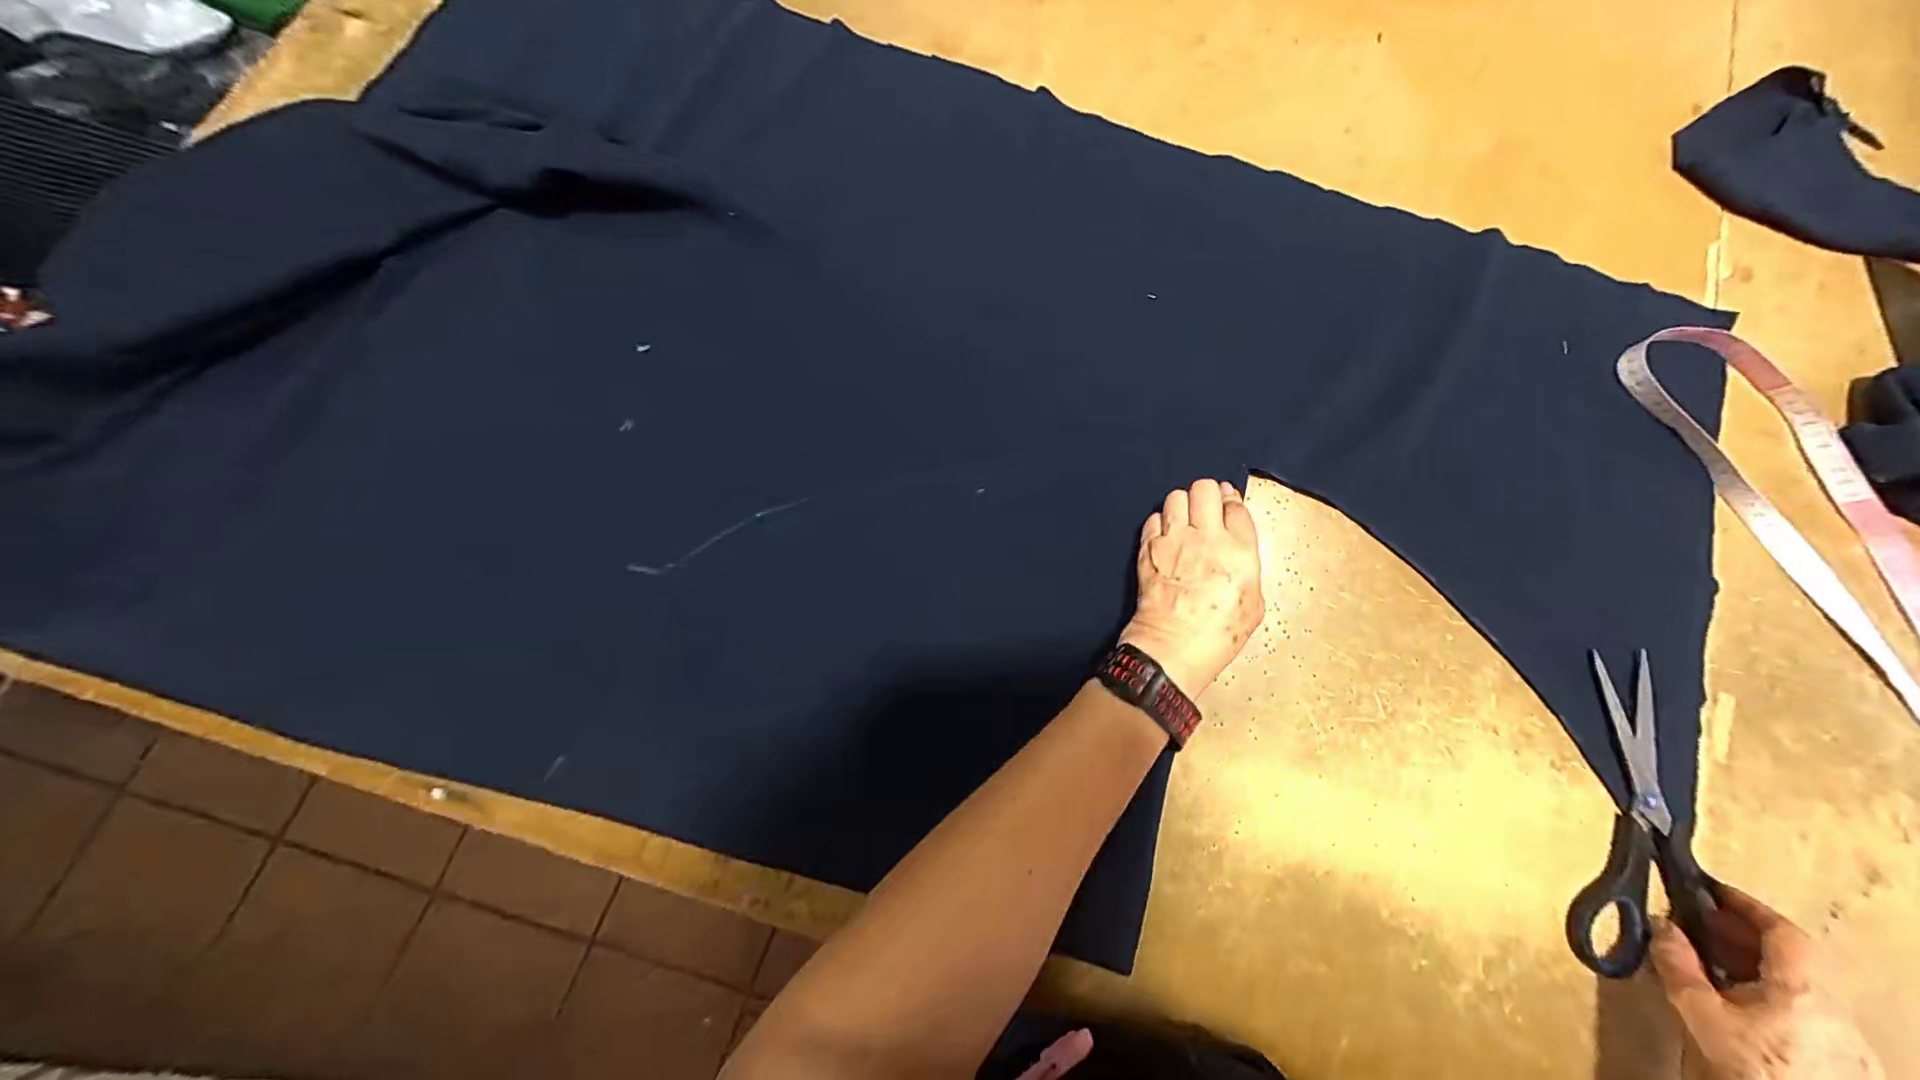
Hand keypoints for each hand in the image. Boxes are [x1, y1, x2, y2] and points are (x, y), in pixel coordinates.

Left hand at [1118, 478, 1263, 697]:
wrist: (1173, 645)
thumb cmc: (1216, 634)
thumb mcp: (1253, 604)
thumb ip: (1247, 567)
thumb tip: (1237, 552)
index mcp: (1240, 552)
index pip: (1235, 506)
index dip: (1231, 503)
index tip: (1228, 507)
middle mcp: (1206, 538)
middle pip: (1205, 489)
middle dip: (1206, 494)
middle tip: (1206, 508)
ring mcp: (1173, 541)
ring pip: (1176, 497)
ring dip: (1182, 505)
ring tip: (1184, 520)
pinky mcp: (1148, 549)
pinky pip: (1153, 518)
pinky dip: (1160, 522)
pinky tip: (1165, 536)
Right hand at [1650, 884, 1882, 1079]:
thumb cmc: (1755, 1069)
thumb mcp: (1700, 1012)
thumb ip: (1677, 964)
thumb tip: (1660, 925)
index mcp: (1805, 989)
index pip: (1784, 930)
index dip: (1746, 904)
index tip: (1711, 888)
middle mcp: (1835, 1008)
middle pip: (1793, 956)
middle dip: (1742, 932)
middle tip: (1699, 919)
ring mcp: (1844, 1036)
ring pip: (1798, 982)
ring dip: (1752, 961)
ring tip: (1707, 956)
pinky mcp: (1841, 1058)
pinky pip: (1802, 1006)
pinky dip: (1766, 988)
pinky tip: (1735, 996)